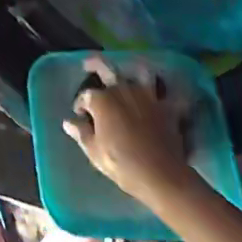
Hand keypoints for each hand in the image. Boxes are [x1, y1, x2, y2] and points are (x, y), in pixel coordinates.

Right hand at [62, 56, 191, 204]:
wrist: (160, 177)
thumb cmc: (122, 165)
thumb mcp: (94, 152)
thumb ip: (81, 133)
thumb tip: (68, 122)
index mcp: (102, 100)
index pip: (86, 96)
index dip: (81, 105)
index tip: (81, 117)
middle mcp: (123, 90)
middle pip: (106, 68)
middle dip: (95, 64)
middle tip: (88, 64)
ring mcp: (147, 96)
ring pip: (141, 71)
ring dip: (134, 69)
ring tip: (130, 71)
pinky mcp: (167, 107)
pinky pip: (172, 92)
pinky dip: (172, 89)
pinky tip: (169, 89)